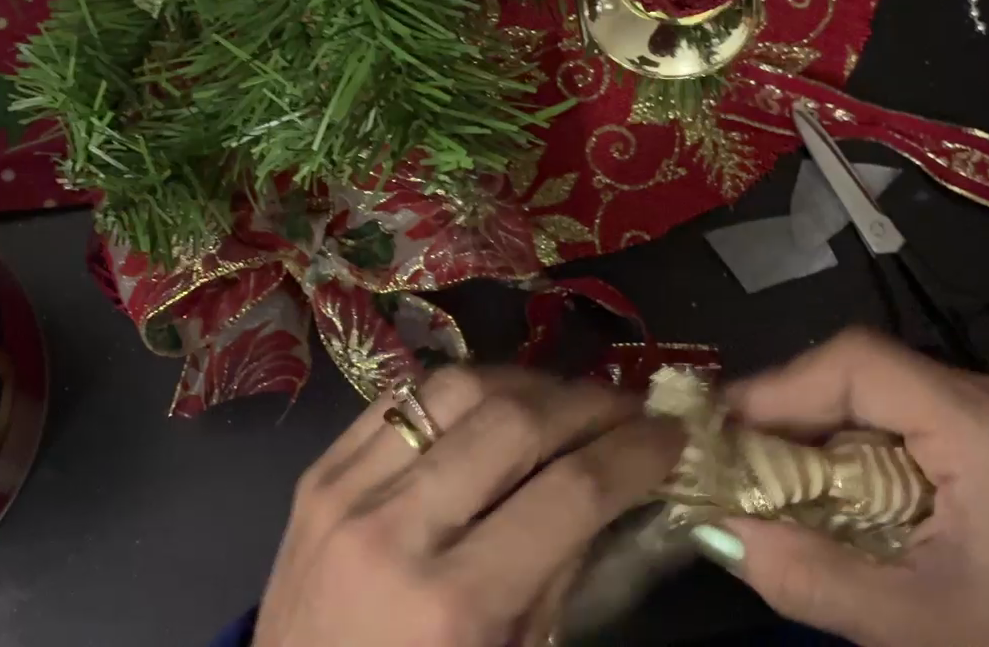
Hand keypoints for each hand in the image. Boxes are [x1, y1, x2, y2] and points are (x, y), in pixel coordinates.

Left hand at [256, 367, 682, 646]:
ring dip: (526, 381)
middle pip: (513, 421)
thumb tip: (612, 487)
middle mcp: (396, 529)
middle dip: (587, 403)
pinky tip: (492, 402)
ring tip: (563, 399)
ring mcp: (346, 489)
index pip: (569, 493)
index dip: (634, 452)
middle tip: (626, 407)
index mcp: (454, 606)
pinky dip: (460, 390)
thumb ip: (561, 577)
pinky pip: (402, 397)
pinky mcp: (318, 469)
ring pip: (455, 388)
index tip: (670, 435)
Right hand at [714, 330, 988, 646]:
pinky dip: (856, 442)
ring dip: (820, 427)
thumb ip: (807, 578)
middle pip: (866, 372)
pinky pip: (907, 416)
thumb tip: (712, 530)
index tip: (723, 429)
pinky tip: (834, 487)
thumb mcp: (916, 629)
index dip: (779, 386)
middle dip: (792, 411)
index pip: (860, 363)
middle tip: (738, 458)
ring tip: (773, 473)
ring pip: (882, 392)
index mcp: (988, 431)